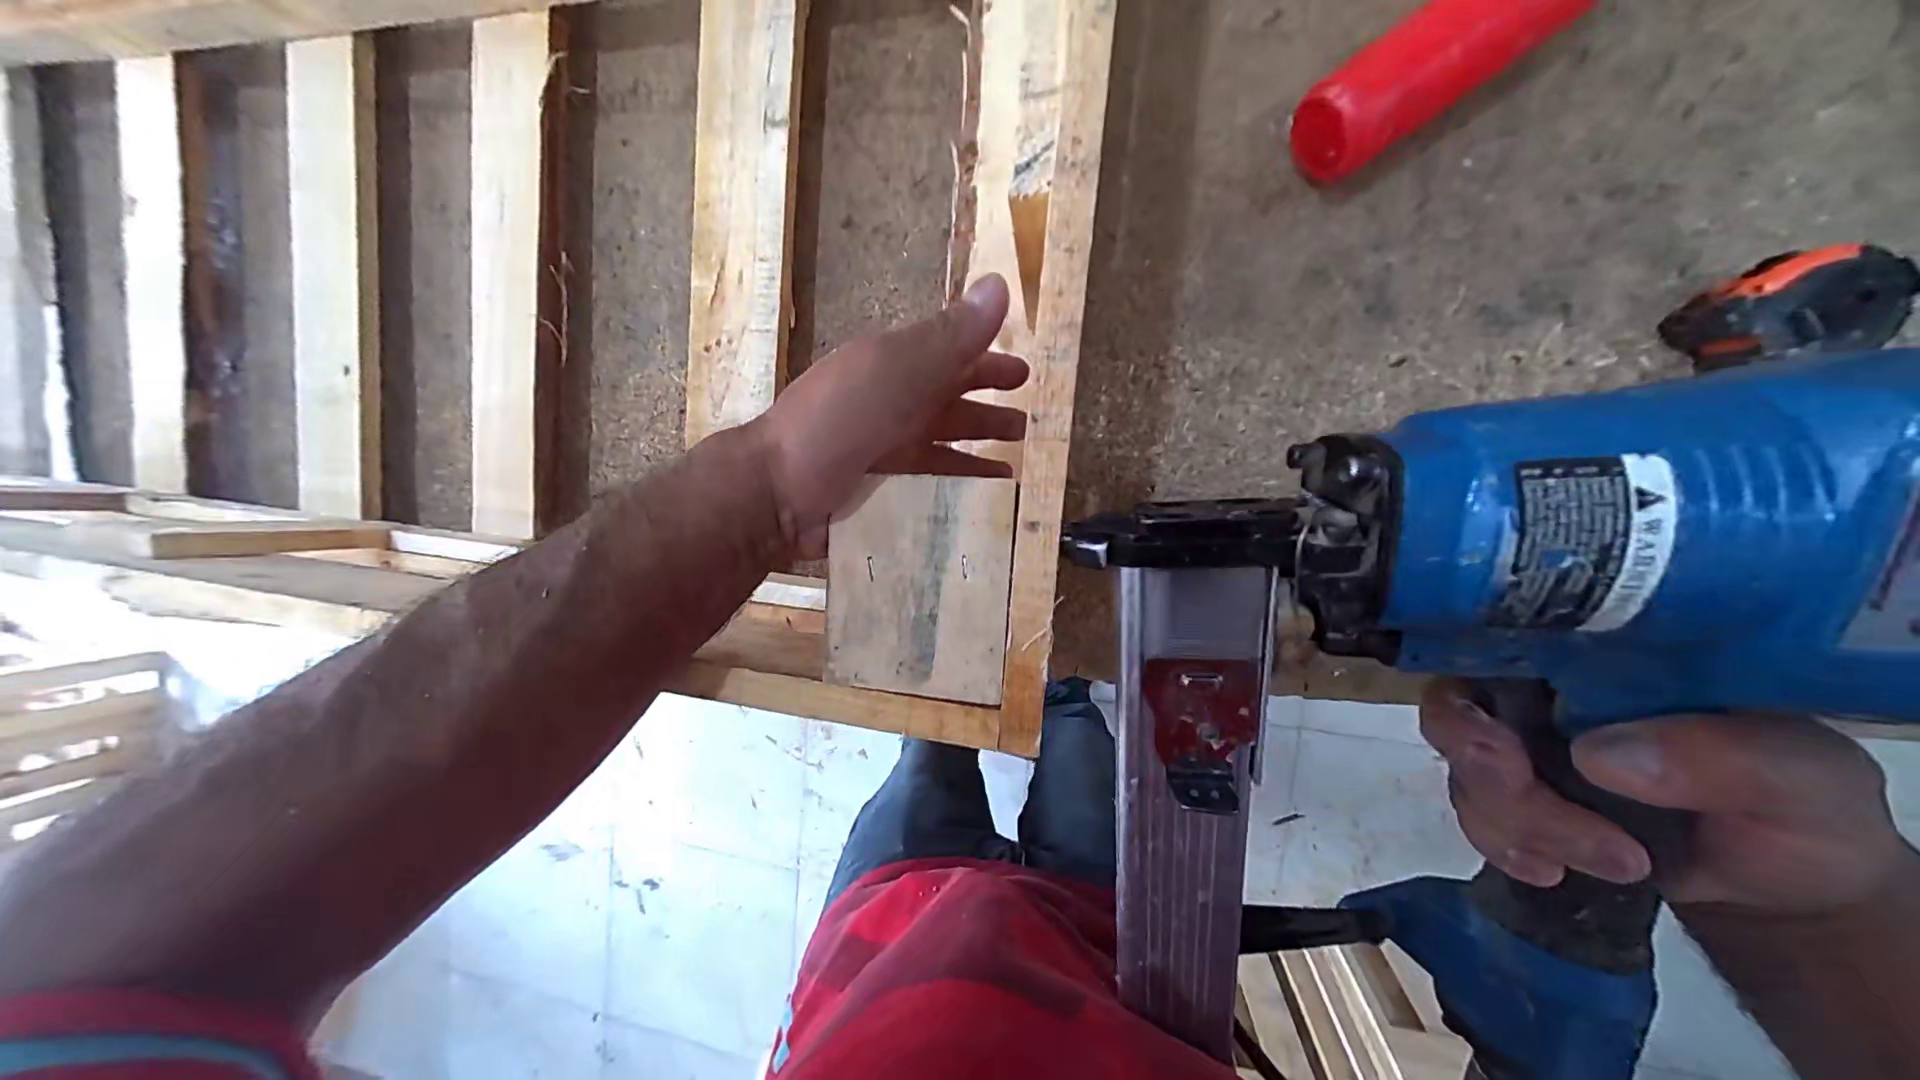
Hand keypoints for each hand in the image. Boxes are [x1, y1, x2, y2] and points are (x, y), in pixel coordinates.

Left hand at [749, 274, 1030, 556]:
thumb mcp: (897, 369)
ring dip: (976, 460)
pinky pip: (926, 493)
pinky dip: (952, 499)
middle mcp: (893, 410)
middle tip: (1025, 429)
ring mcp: (885, 457)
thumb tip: (1000, 284)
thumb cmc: (840, 420)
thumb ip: (950, 336)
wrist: (778, 490)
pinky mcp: (880, 497)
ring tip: (1010, 475)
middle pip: (950, 410)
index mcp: (897, 371)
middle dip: (988, 416)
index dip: (990, 364)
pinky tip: (975, 512)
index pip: (953, 361)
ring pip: (942, 455)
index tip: (1025, 374)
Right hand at [1421, 677, 1914, 914]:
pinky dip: (1501, 842)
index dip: (1477, 668)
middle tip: (1532, 796)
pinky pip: (1468, 810)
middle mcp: (1531, 690)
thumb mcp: (1802, 777)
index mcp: (1591, 655)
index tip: (1498, 728)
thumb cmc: (1795, 809)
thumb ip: (1724, 756)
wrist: (1776, 886)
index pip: (1501, 633)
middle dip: (1480, 758)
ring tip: (1617, 862)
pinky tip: (1551, 870)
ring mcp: (1509, 743)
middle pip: (1457, 703)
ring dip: (1513, 817)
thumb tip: (1595, 754)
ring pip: (1459, 763)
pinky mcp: (1500, 796)